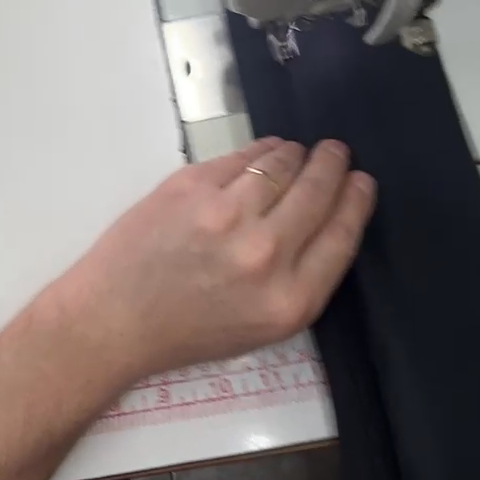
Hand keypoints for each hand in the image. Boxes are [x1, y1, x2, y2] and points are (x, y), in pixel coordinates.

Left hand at [37, 138, 375, 386]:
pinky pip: (241, 156)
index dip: (356, 201)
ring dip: (296, 153)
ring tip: (299, 150)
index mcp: (289, 300)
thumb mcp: (262, 326)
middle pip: (316, 193)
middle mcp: (265, 253)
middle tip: (337, 152)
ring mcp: (225, 213)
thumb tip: (324, 220)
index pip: (341, 236)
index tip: (362, 182)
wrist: (117, 316)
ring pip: (280, 165)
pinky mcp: (192, 185)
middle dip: (332, 166)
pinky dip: (260, 149)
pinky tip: (267, 149)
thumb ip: (300, 279)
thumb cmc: (189, 330)